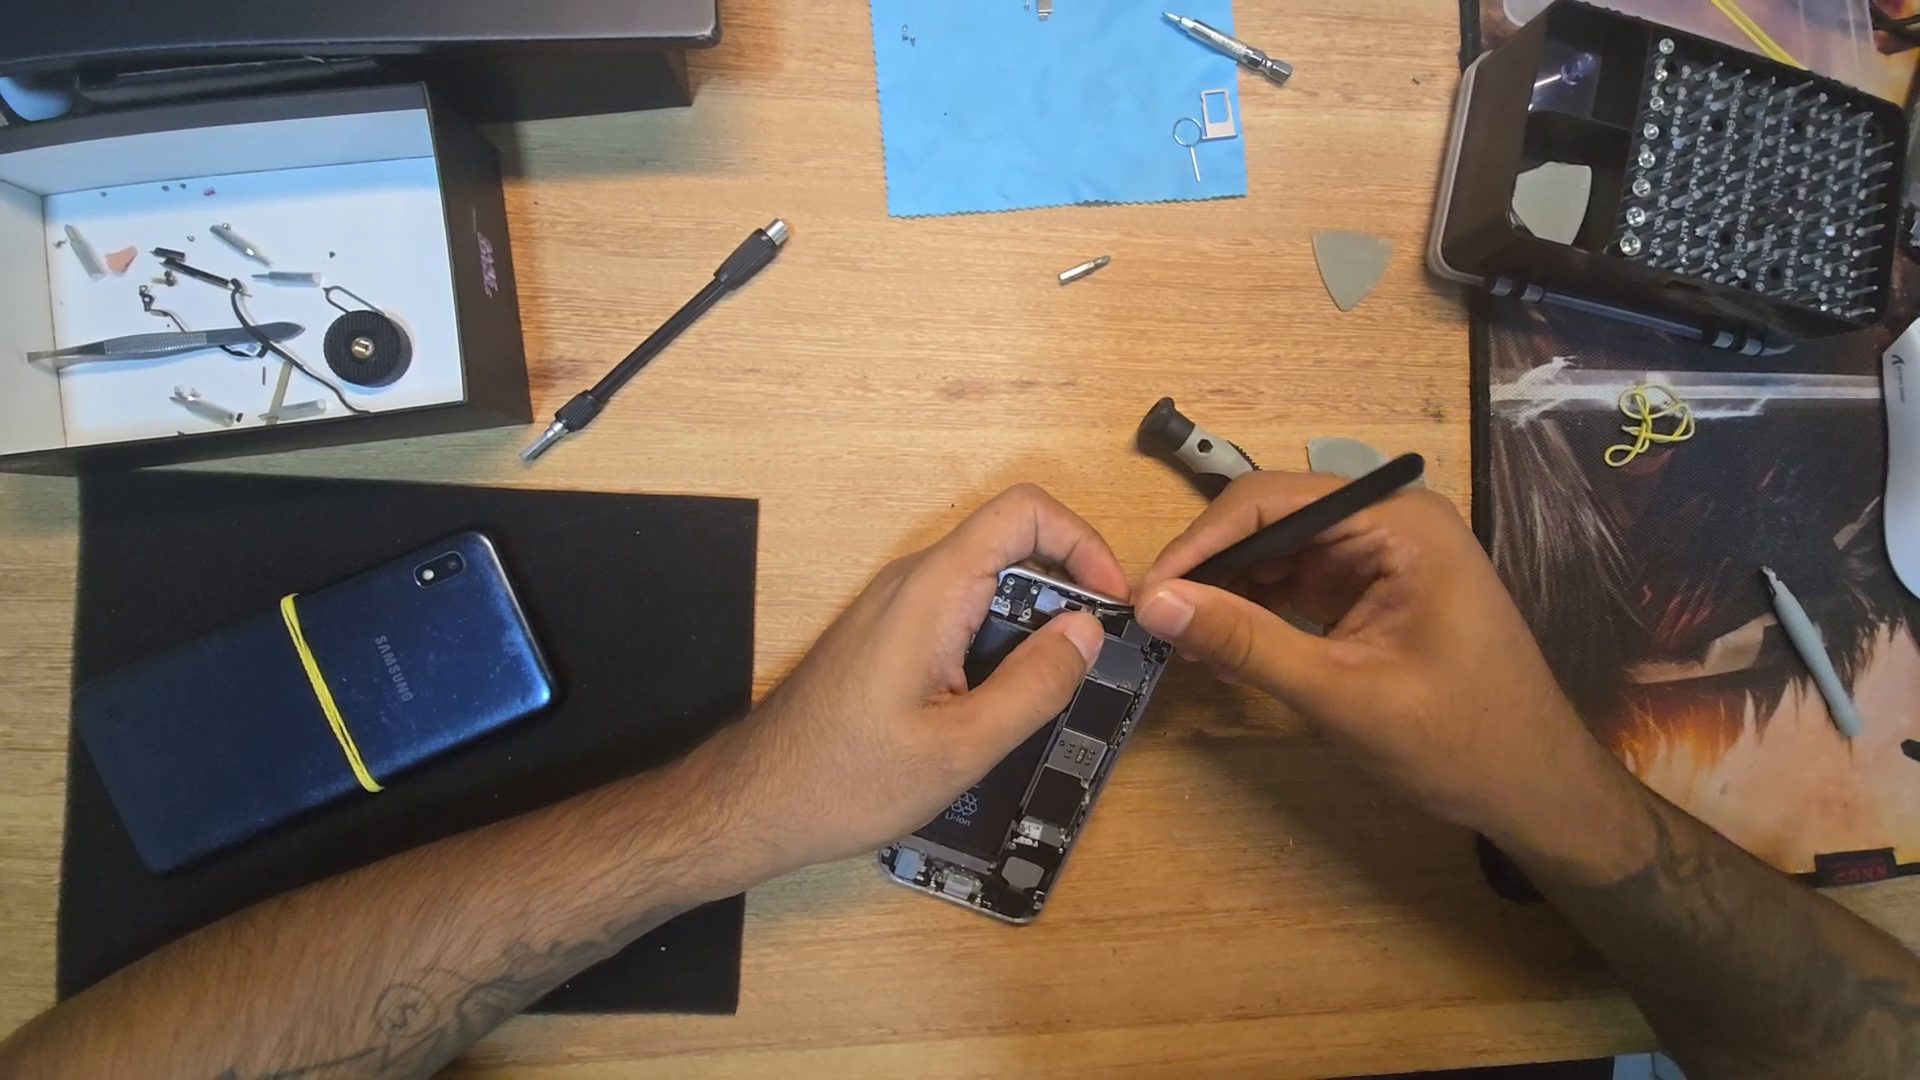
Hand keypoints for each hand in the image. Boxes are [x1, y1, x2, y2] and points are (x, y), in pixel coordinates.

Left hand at [685, 485, 1124, 876]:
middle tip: (1090, 657)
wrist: (757, 799)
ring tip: (1053, 687)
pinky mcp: (893, 633)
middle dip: (1066, 589)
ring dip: (1033, 622)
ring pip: (989, 582)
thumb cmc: (847, 778)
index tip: (1110, 603)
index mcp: (933, 590)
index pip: (1023, 512)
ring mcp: (899, 605)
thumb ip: (1034, 685)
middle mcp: (914, 581)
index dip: (1080, 541)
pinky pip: (962, 611)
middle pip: (1011, 544)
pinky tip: (1004, 699)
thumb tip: (1087, 632)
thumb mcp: (961, 746)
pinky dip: (1000, 640)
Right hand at [1131, 471, 1623, 851]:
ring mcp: (1370, 555)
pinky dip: (1245, 614)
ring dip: (1221, 594)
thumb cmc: (1462, 742)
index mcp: (1396, 523)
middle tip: (1156, 621)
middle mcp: (1381, 523)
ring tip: (1182, 641)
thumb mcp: (1342, 693)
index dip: (1201, 541)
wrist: (1537, 795)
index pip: (1270, 502)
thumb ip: (1244, 642)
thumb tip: (1152, 605)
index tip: (1149, 593)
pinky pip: (1282, 585)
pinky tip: (1218, 648)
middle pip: (1264, 522)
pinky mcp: (1358, 589)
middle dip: (1207, 570)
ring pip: (1266, 554)